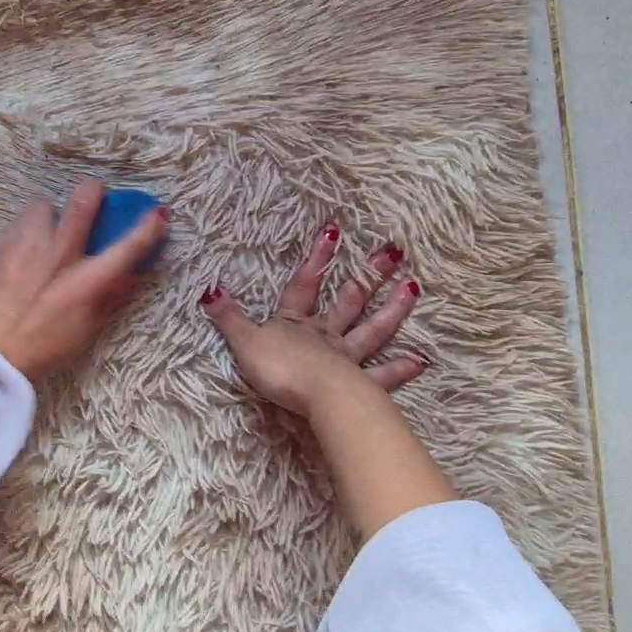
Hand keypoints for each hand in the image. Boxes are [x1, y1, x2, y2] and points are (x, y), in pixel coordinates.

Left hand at [0, 179, 168, 379]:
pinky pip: (18, 223)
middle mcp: (59, 256)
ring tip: (48, 227)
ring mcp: (26, 247)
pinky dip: (26, 228)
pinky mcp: (0, 248)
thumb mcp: (86, 329)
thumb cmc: (44, 348)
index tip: (158, 214)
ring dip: (50, 212)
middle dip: (93, 190)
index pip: (127, 248)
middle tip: (94, 192)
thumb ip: (110, 296)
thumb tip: (133, 273)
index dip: (148, 228)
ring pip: (42, 204)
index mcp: (86, 281)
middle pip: (81, 202)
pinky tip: (24, 246)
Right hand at [200, 223, 426, 415]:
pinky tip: (422, 359)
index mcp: (296, 323)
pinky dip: (402, 368)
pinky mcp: (363, 387)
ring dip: (392, 309)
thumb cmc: (280, 370)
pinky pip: (384, 376)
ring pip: (373, 330)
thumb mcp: (244, 341)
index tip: (334, 231)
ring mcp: (348, 360)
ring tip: (413, 287)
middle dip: (367, 276)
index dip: (316, 259)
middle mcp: (325, 336)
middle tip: (392, 252)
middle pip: (348, 301)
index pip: (305, 284)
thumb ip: (229, 317)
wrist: (317, 400)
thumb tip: (209, 290)